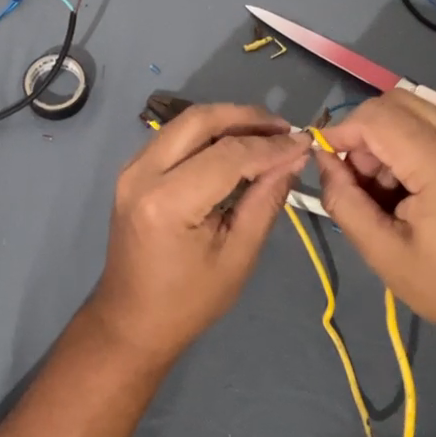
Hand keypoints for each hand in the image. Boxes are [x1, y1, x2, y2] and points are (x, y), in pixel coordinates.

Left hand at [85, 104, 308, 364]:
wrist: (131, 319)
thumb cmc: (188, 301)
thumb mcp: (237, 256)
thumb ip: (264, 201)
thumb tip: (292, 158)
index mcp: (167, 201)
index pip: (227, 154)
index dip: (270, 145)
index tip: (304, 142)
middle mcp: (142, 173)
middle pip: (199, 120)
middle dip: (246, 117)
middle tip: (285, 128)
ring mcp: (131, 168)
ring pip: (185, 122)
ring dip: (227, 120)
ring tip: (268, 133)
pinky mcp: (132, 170)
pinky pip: (174, 136)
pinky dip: (207, 133)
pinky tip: (236, 145)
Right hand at [318, 91, 435, 357]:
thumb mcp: (387, 256)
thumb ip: (345, 202)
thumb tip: (325, 162)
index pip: (375, 118)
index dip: (340, 132)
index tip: (325, 165)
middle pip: (395, 102)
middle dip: (363, 131)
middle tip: (357, 178)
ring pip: (414, 111)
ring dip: (385, 137)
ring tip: (382, 189)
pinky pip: (435, 127)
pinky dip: (408, 143)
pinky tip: (408, 189)